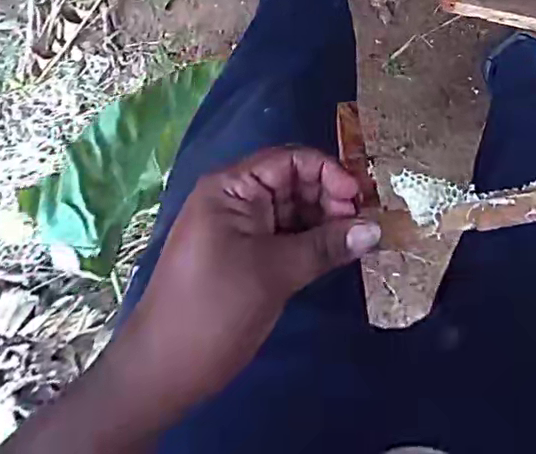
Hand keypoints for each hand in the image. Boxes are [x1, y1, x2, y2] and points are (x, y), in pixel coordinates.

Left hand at [113, 147, 380, 410]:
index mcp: (232, 186)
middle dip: (331, 196)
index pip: (290, 160)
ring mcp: (241, 226)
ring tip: (358, 237)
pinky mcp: (248, 253)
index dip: (328, 172)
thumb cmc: (214, 309)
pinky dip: (313, 240)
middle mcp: (237, 197)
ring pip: (294, 208)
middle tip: (365, 222)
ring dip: (326, 219)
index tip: (359, 198)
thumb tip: (375, 229)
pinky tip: (339, 250)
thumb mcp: (274, 273)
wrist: (160, 374)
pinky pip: (287, 234)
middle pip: (294, 181)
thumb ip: (325, 246)